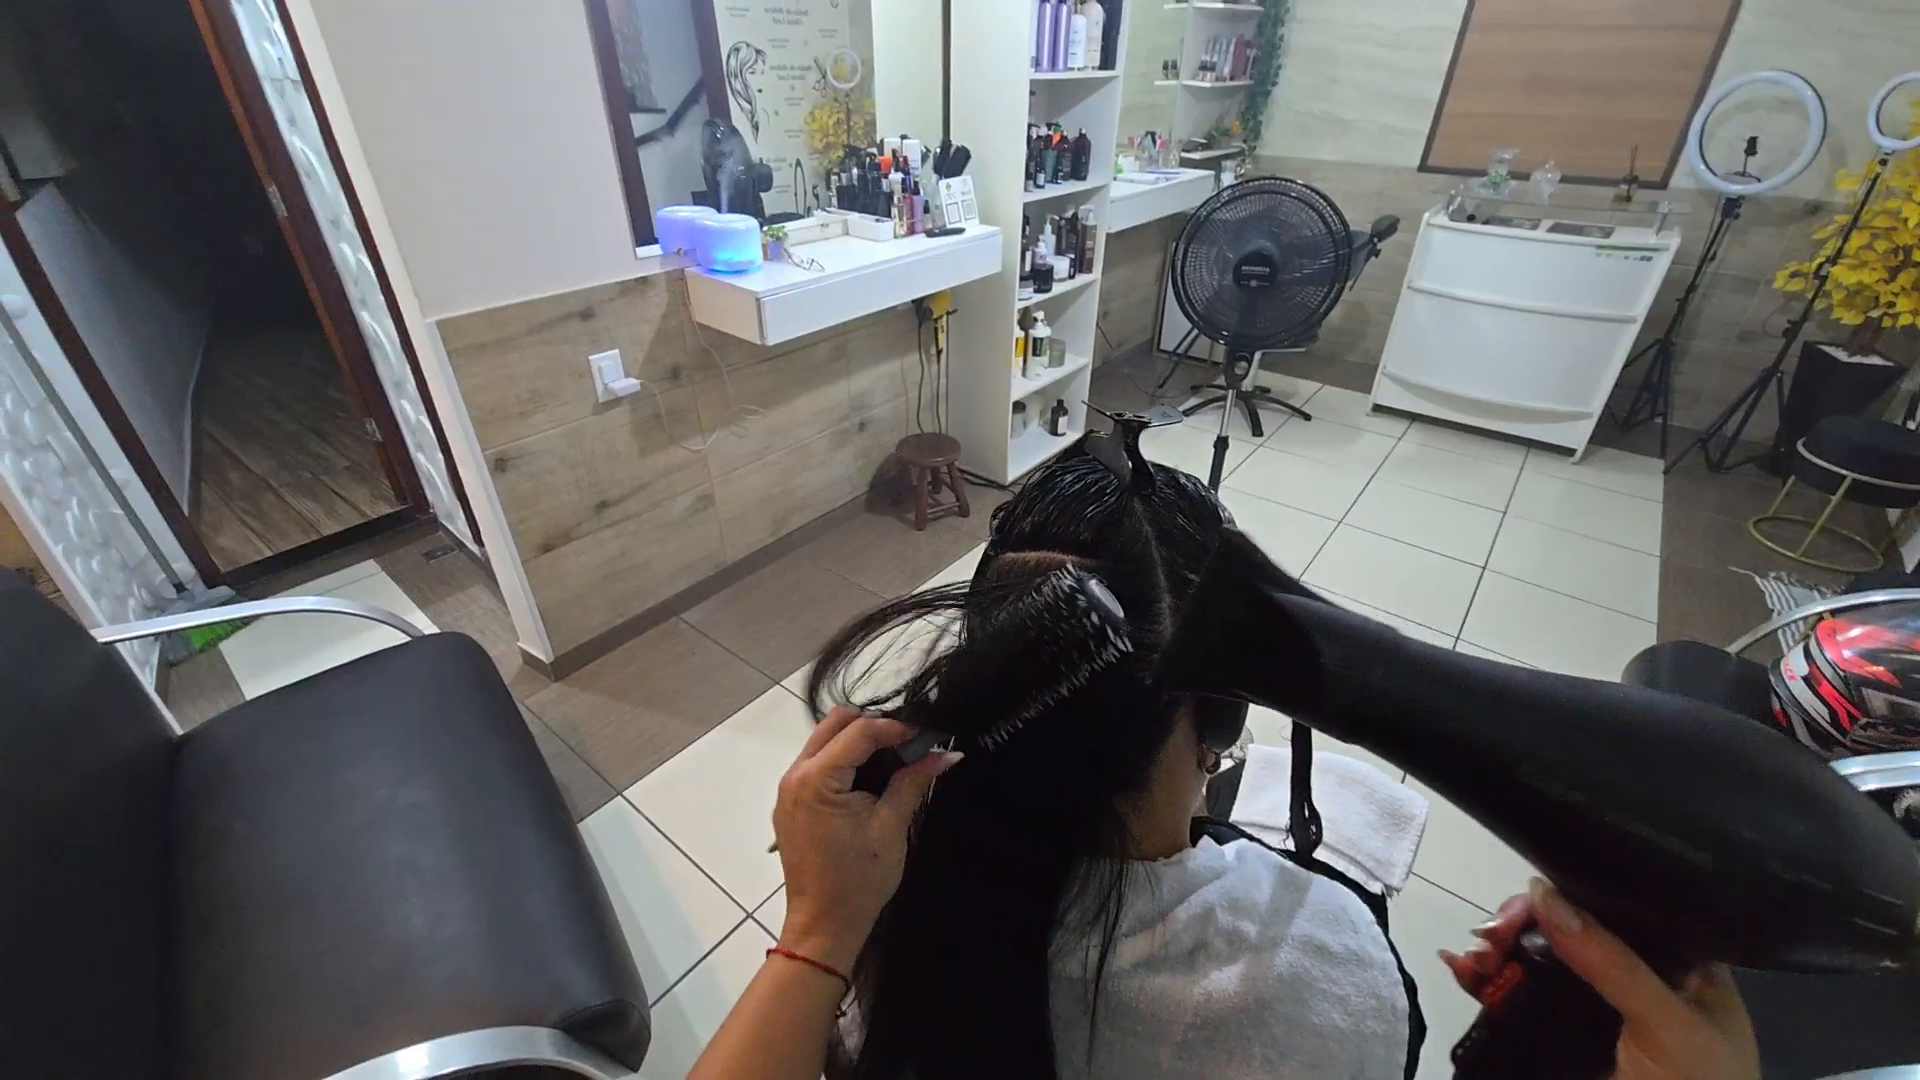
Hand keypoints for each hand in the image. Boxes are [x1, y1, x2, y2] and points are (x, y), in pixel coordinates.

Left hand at [772, 707, 960, 973]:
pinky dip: (845, 757)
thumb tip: (947, 753)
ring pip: (825, 738)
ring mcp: (789, 788)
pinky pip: (818, 760)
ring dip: (859, 739)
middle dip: (874, 725)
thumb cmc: (858, 880)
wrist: (823, 926)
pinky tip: (872, 774)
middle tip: (908, 741)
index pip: (859, 731)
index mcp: (816, 780)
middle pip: (835, 723)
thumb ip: (914, 781)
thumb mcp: (891, 826)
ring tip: (894, 755)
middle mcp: (795, 775)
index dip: (896, 727)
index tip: (925, 733)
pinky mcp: (792, 801)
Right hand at [1442, 879, 1758, 1079]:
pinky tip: (1459, 967)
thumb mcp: (1669, 1027)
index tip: (1532, 897)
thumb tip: (1539, 891)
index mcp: (1678, 974)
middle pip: (1562, 929)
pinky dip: (1479, 974)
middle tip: (1494, 932)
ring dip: (1494, 947)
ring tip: (1476, 957)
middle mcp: (1629, 982)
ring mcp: (1586, 1008)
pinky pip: (1508, 990)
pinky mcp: (1550, 1032)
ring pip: (1529, 956)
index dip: (1572, 896)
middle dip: (1519, 923)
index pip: (1619, 911)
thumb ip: (1610, 960)